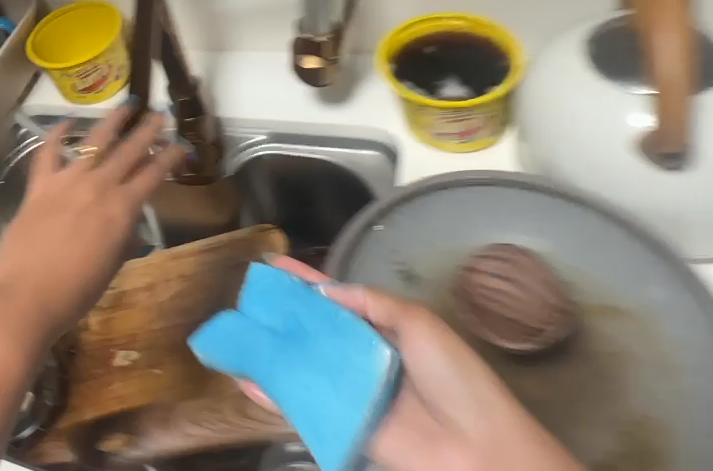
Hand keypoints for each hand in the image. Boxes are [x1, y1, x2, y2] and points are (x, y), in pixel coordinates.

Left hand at [0, 104, 183, 342]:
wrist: (24, 298)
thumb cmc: (74, 294)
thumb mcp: (110, 268)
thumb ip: (123, 242)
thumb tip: (131, 229)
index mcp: (122, 209)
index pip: (154, 174)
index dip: (170, 157)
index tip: (182, 145)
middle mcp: (98, 187)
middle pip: (129, 150)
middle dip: (148, 131)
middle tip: (160, 115)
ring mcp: (67, 182)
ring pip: (95, 142)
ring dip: (113, 121)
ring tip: (127, 106)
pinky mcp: (39, 186)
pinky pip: (49, 152)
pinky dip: (58, 134)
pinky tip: (67, 122)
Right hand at [244, 257, 581, 470]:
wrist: (479, 449)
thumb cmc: (455, 377)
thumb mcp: (419, 322)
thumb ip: (371, 303)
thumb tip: (325, 291)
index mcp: (382, 328)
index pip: (335, 299)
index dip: (305, 282)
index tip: (274, 263)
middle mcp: (361, 357)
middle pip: (312, 331)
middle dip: (280, 314)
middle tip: (244, 297)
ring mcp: (349, 392)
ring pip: (300, 365)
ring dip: (269, 349)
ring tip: (233, 332)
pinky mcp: (341, 425)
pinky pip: (302, 405)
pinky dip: (273, 393)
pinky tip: (244, 378)